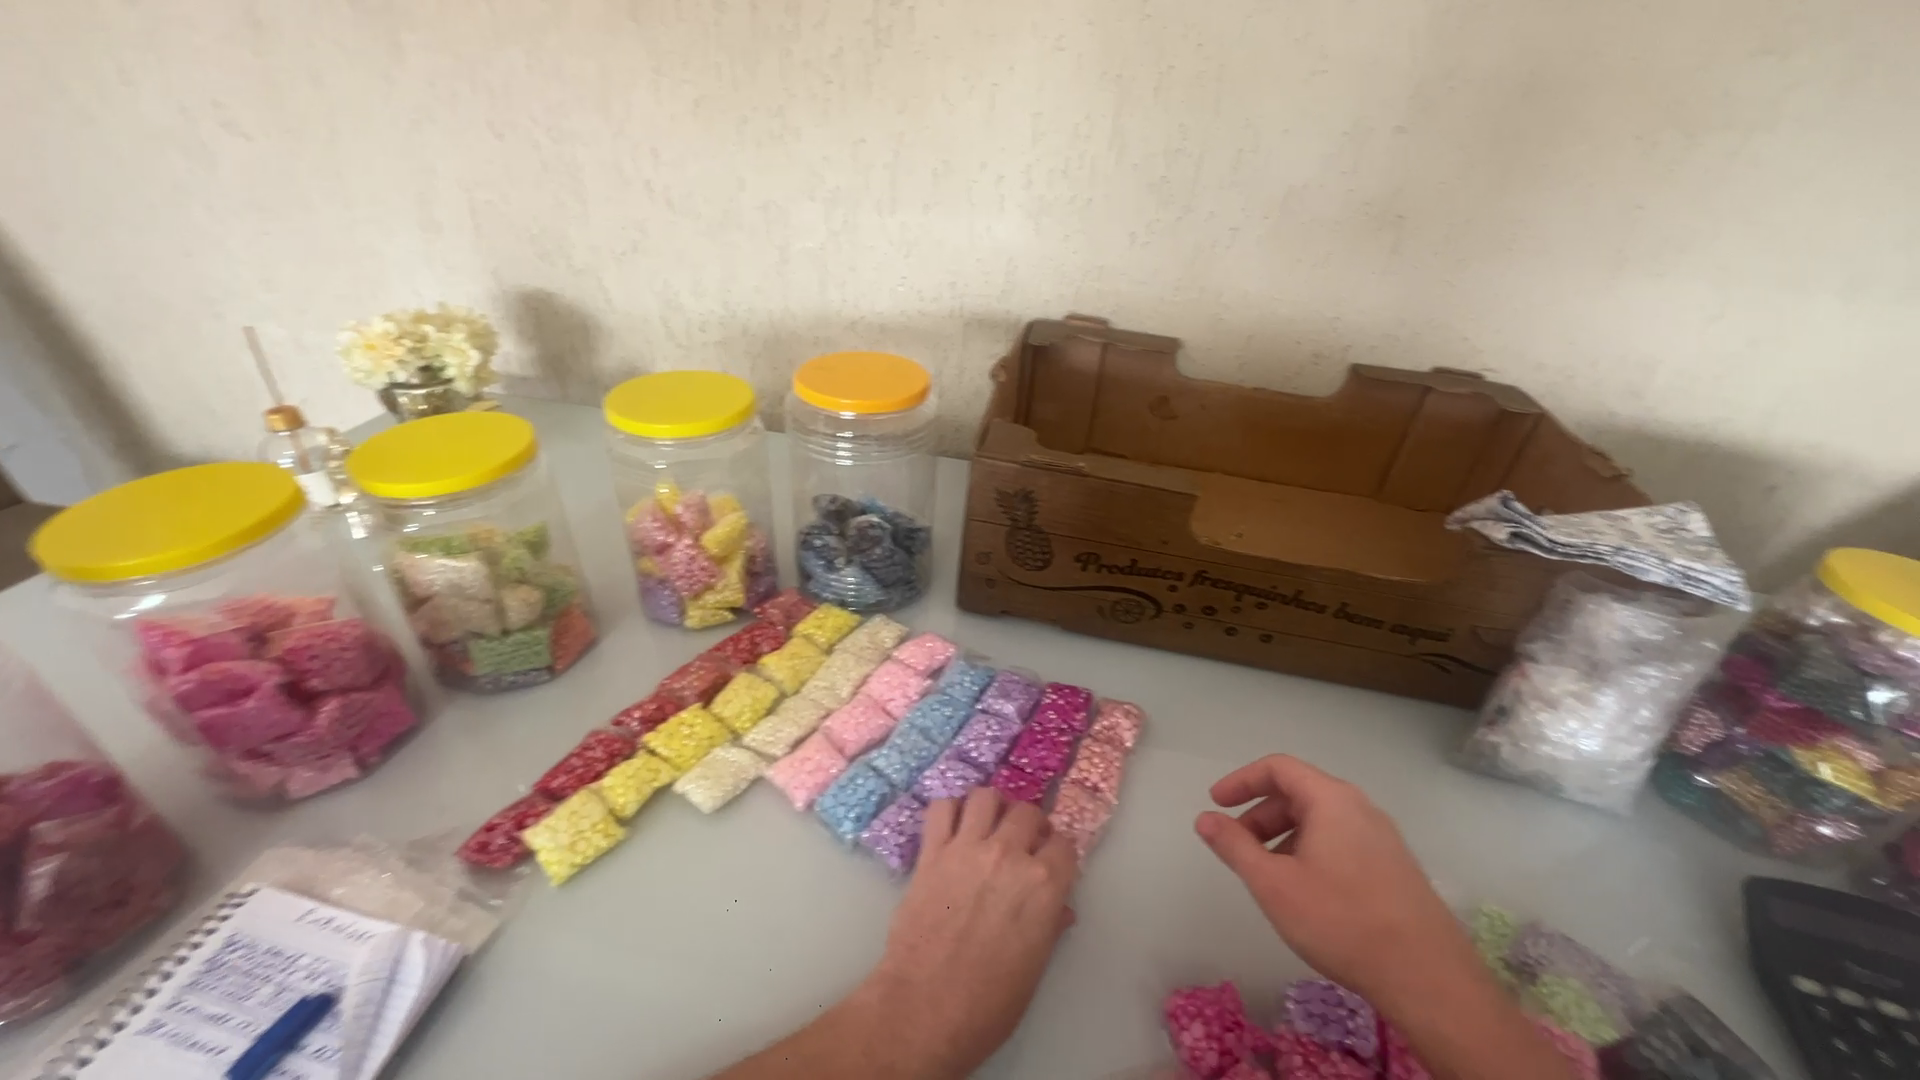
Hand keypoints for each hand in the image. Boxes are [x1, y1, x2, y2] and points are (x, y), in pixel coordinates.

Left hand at [860, 788, 1079, 1079]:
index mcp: (1044, 884)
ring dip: (992, 808)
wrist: (924, 1009)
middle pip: (1027, 813)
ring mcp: (966, 849)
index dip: (1058, 852)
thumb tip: (1059, 908)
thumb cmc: (989, 1003)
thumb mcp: (1035, 968)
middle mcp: (1008, 855)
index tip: (1051, 861)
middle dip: (1029, 826)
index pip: (1064, 844)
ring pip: (986, 797)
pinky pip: (941, 808)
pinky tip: (953, 827)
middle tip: (1021, 844)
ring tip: (988, 826)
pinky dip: (950, 810)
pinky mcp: (931, 853)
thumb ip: (1049, 926)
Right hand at [1191, 755, 1473, 1007]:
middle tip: (1237, 847)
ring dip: (1284, 836)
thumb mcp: (1273, 883)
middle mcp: (1360, 808)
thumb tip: (1205, 818)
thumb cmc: (1340, 920)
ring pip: (1321, 820)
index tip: (1215, 803)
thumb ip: (1234, 846)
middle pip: (1299, 792)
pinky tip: (1305, 891)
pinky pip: (1342, 840)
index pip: (1278, 768)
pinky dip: (1311, 850)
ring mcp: (1383, 837)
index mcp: (1331, 800)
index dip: (1241, 781)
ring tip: (1268, 874)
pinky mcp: (1395, 866)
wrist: (1427, 976)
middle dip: (1260, 814)